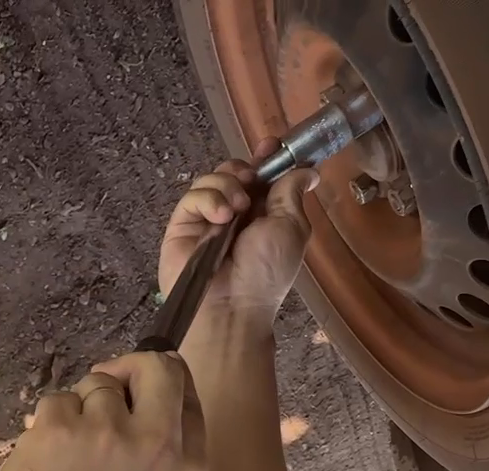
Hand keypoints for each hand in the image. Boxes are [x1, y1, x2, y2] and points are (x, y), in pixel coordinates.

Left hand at [0, 352, 207, 470]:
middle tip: (109, 379)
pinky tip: (42, 458)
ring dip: (80, 406)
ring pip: (98, 383)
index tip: (139, 391)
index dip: (161, 388)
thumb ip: (163, 465)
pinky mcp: (61, 425)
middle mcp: (157, 445)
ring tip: (65, 451)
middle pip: (159, 369)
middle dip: (132, 366)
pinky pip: (57, 399)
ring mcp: (107, 431)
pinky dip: (47, 422)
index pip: (188, 399)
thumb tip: (149, 413)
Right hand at [158, 140, 317, 326]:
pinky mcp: (181, 228)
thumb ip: (292, 194)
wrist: (230, 306)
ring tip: (236, 210)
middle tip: (251, 183)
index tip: (271, 146)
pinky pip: (191, 198)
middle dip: (244, 169)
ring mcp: (204, 221)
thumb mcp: (291, 228)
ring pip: (211, 179)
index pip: (259, 176)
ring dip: (227, 185)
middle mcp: (232, 215)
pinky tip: (220, 218)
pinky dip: (208, 200)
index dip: (265, 157)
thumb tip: (306, 169)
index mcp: (261, 214)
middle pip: (233, 172)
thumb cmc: (265, 272)